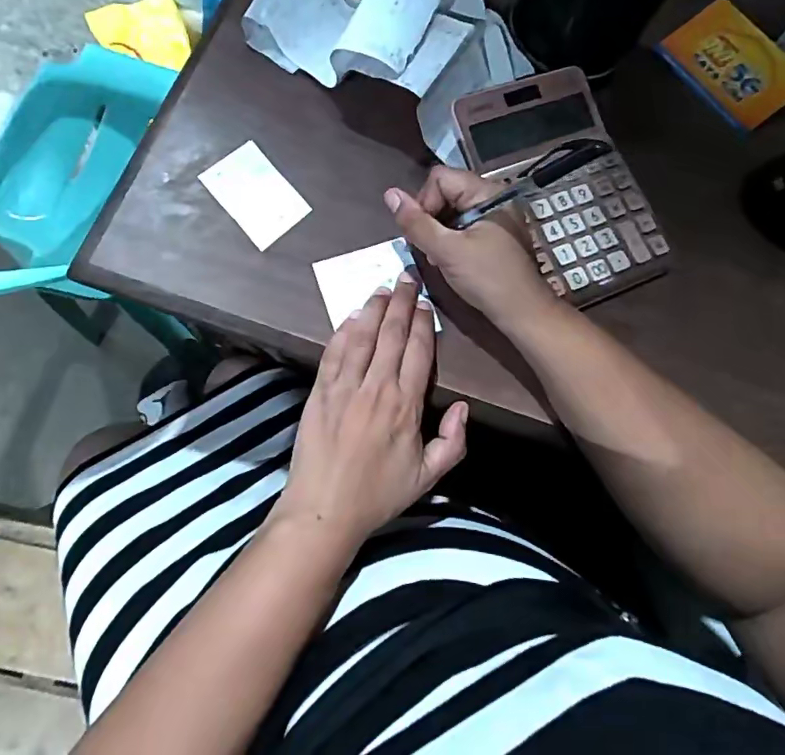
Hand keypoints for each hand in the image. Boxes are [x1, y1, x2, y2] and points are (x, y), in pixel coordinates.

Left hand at [272, 276, 467, 551]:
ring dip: (374, 309)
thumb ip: (453, 442)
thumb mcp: (428, 477)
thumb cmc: (378, 494)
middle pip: (391, 334)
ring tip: (383, 288)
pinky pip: (334, 351)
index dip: (422, 323)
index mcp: (405, 406)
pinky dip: (344, 330)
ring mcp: (344, 386)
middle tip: (407, 277)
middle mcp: (375, 388)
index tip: (425, 302)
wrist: (323, 507)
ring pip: (362, 336)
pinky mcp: (320, 389)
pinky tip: (352, 315)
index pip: (418, 351)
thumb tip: (465, 407)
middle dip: (401, 302)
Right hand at [385, 167, 560, 326]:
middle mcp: (493, 197)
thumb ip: (416, 222)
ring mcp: (495, 216)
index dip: (423, 202)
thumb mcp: (446, 250)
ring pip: (450, 209)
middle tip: (429, 247)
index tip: (422, 233)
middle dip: (429, 218)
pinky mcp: (494, 233)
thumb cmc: (487, 279)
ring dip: (437, 230)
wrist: (523, 313)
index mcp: (487, 193)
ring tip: (438, 255)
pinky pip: (462, 224)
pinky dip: (449, 238)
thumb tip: (390, 194)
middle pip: (444, 191)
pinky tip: (448, 258)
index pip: (440, 178)